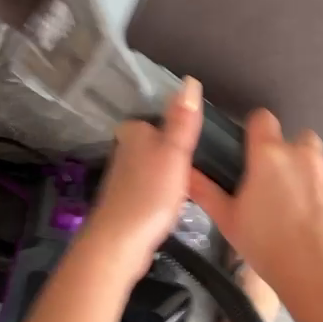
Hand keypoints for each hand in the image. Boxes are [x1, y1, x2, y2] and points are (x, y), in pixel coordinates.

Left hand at [85, 78, 204, 257]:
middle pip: (153, 142)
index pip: (155, 118)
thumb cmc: (150, 193)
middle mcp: (124, 151)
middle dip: (172, 148)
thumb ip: (182, 120)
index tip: (198, 135)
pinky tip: (175, 200)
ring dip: (168, 170)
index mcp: (134, 133)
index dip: (175, 125)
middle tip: (202, 157)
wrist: (120, 241)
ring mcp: (123, 178)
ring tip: (194, 178)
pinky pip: (150, 187)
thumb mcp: (174, 152)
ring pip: (151, 165)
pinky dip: (162, 190)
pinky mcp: (126, 201)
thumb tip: (190, 80)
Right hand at [188, 109, 322, 306]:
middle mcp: (304, 153)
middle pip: (297, 141)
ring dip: (316, 178)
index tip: (257, 152)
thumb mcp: (229, 223)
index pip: (262, 119)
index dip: (259, 133)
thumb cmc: (269, 250)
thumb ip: (206, 191)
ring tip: (311, 213)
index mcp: (268, 157)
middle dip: (292, 159)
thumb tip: (186, 171)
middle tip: (284, 192)